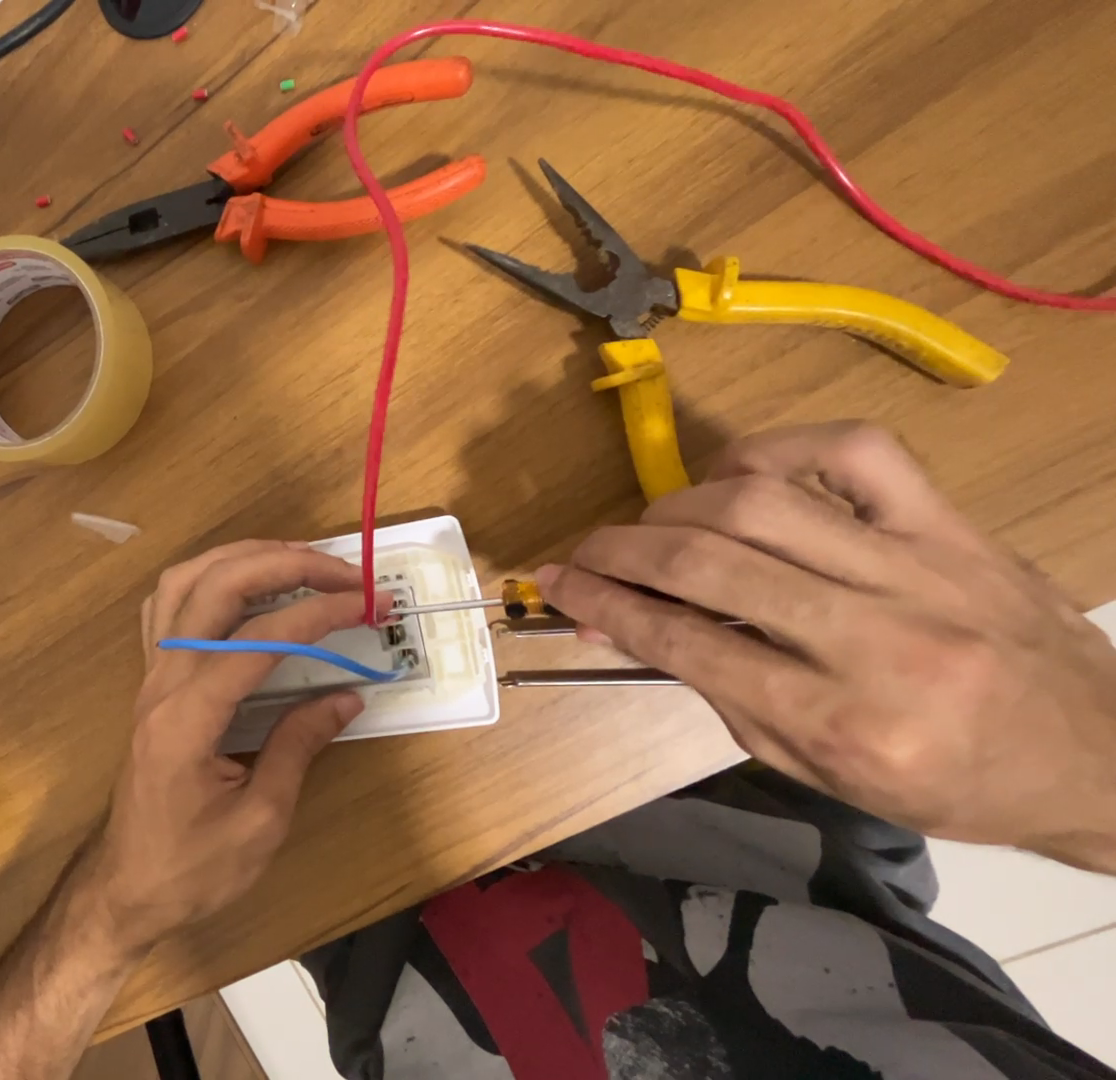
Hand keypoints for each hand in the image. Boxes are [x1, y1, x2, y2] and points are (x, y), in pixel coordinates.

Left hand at [74, 540, 377, 950]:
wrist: (127, 888)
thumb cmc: (192, 869)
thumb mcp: (261, 821)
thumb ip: (299, 747)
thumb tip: (346, 695)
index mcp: (187, 719)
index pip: (254, 641)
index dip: (313, 613)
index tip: (365, 601)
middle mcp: (161, 682)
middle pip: (212, 589)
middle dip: (281, 565)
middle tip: (341, 569)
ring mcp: (149, 676)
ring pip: (181, 584)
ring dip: (238, 558)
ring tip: (296, 558)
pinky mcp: (150, 681)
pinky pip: (166, 607)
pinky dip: (204, 579)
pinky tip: (239, 585)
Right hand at [539, 421, 1115, 871]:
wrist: (1101, 761)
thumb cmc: (935, 780)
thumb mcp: (804, 760)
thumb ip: (704, 684)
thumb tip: (610, 624)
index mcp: (842, 720)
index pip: (683, 641)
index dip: (600, 603)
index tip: (554, 583)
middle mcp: (882, 639)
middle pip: (708, 563)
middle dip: (619, 551)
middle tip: (585, 554)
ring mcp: (925, 569)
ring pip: (762, 502)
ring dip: (676, 507)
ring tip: (654, 527)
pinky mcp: (955, 525)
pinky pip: (854, 452)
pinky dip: (775, 450)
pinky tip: (740, 478)